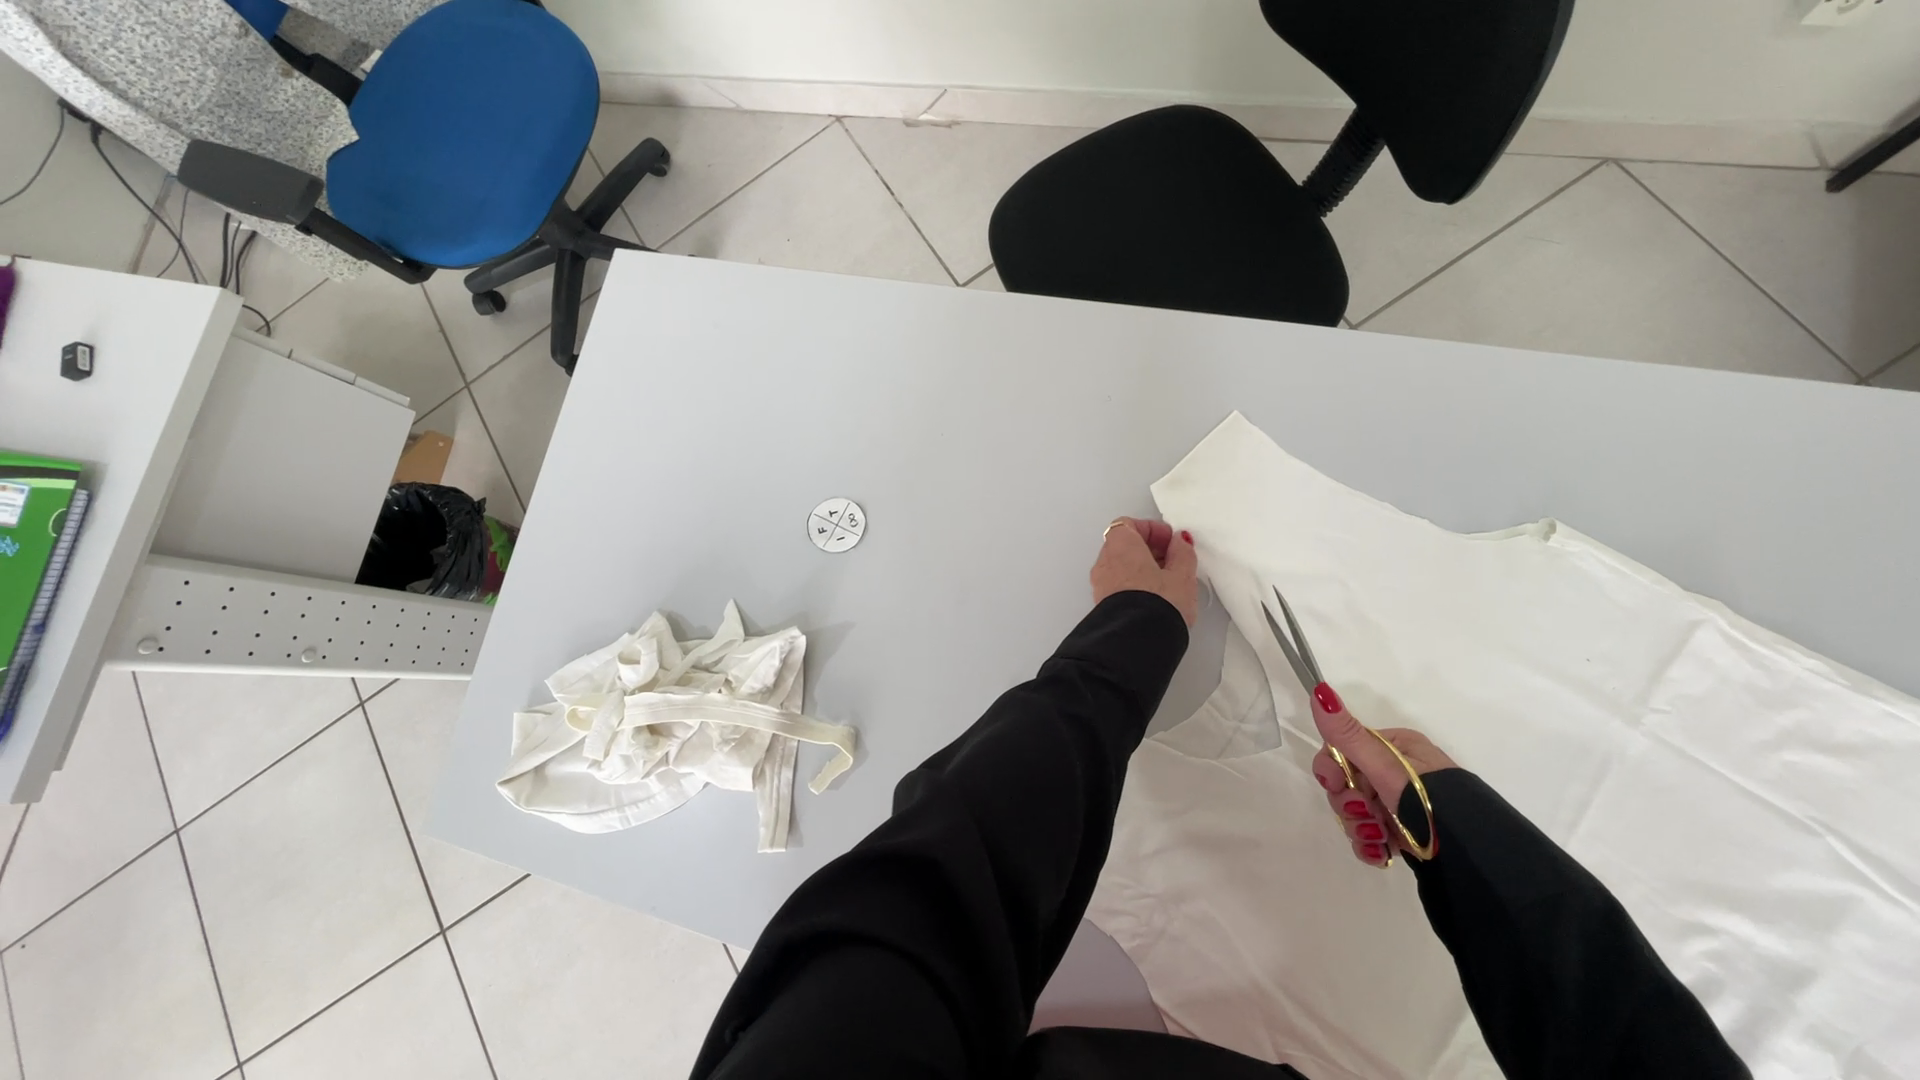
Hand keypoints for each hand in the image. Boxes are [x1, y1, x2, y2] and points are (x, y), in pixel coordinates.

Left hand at [1090, 517, 1198, 625]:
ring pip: (1121, 566)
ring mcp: (1101, 585)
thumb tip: (1180, 543)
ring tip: (1168, 582)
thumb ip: (1182, 553)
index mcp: (1120, 546)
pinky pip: (1119, 586)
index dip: (1152, 529)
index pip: (1129, 524)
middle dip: (1149, 549)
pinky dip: (1135, 585)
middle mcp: (1105, 562)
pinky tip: (1156, 598)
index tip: (1171, 540)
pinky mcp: (1103, 605)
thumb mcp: (1182, 575)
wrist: (1137, 642)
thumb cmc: (1157, 604)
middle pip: (1124, 545)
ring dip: (1143, 569)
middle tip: (1173, 559)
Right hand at [1308, 685, 1456, 865]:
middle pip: (1345, 784)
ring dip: (1359, 828)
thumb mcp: (1385, 767)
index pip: (1342, 750)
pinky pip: (1369, 836)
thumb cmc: (1428, 801)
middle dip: (1349, 805)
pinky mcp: (1401, 832)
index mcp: (1394, 747)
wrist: (1470, 854)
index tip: (1333, 785)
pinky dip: (1370, 846)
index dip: (1331, 769)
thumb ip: (1348, 734)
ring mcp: (1397, 804)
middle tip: (1365, 816)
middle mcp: (1394, 772)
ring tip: (1379, 838)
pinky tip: (1381, 852)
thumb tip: (1319, 690)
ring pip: (1354, 812)